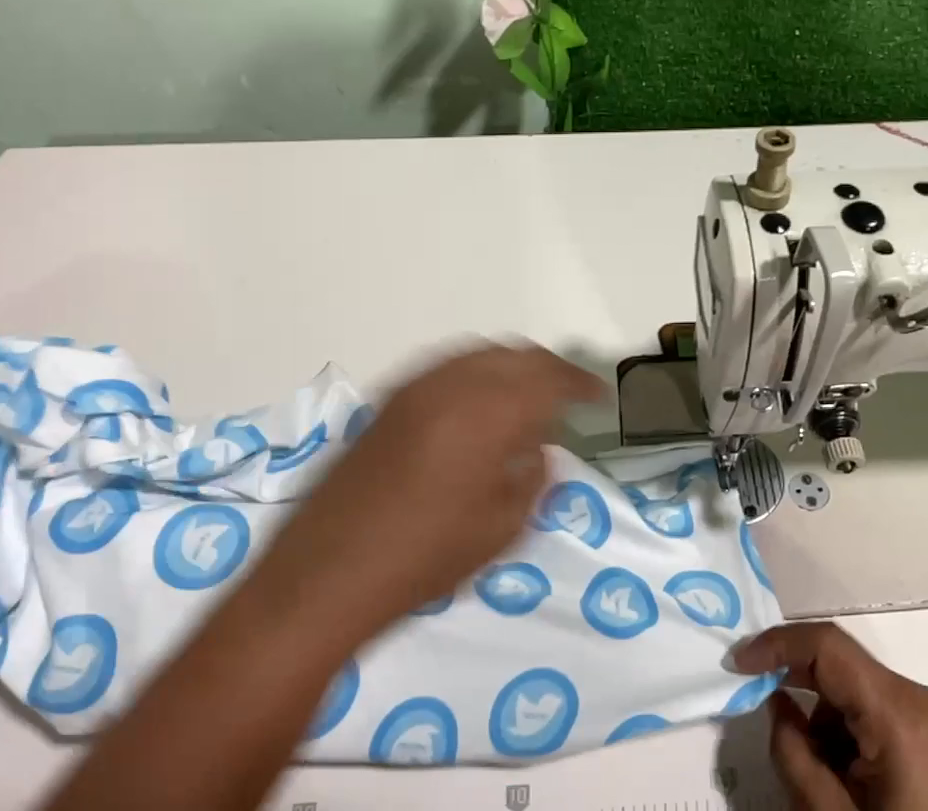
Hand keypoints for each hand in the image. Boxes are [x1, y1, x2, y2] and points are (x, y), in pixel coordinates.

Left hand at [302, 342, 603, 629]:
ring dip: (512, 368)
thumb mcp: (502, 527)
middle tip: (569, 396)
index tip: (599, 398)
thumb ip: (532, 476)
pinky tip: (480, 406)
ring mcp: (415, 388)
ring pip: (479, 354)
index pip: (550, 378)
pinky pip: (447, 368)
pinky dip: (476, 374)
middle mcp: (453, 385)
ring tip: (528, 398)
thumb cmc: (427, 558)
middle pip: (516, 354)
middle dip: (549, 370)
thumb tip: (539, 449)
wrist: (327, 573)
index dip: (581, 384)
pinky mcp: (389, 402)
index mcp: (489, 413)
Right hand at [734, 622, 927, 810]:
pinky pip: (885, 715)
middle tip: (768, 727)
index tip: (735, 664)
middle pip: (843, 670)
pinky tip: (855, 787)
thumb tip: (778, 703)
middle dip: (799, 692)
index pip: (828, 646)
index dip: (776, 644)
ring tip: (828, 788)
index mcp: (899, 712)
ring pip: (861, 695)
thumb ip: (794, 754)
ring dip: (828, 724)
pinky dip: (855, 736)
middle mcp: (925, 699)